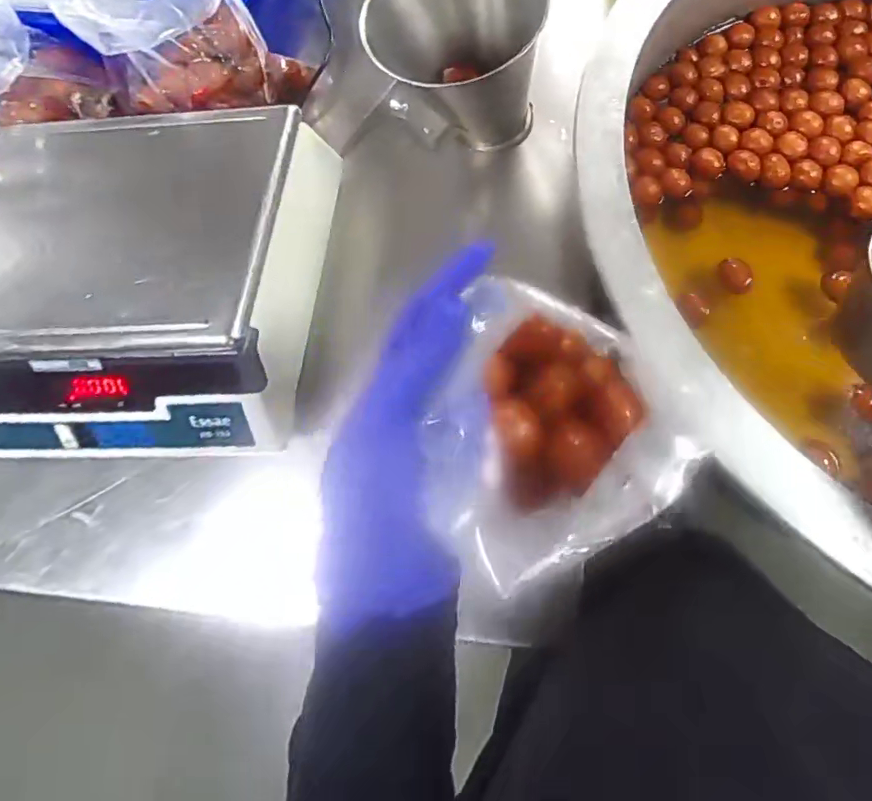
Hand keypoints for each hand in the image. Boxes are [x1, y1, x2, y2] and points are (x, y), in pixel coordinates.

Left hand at [317, 242, 492, 631]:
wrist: (387, 617)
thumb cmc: (381, 534)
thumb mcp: (385, 449)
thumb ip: (412, 382)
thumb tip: (447, 316)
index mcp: (370, 405)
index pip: (407, 331)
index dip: (442, 287)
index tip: (482, 254)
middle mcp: (386, 414)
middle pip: (421, 345)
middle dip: (452, 304)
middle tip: (493, 275)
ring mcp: (412, 442)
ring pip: (440, 374)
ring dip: (467, 338)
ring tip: (500, 311)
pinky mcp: (436, 469)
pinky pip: (458, 412)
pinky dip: (478, 385)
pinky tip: (501, 377)